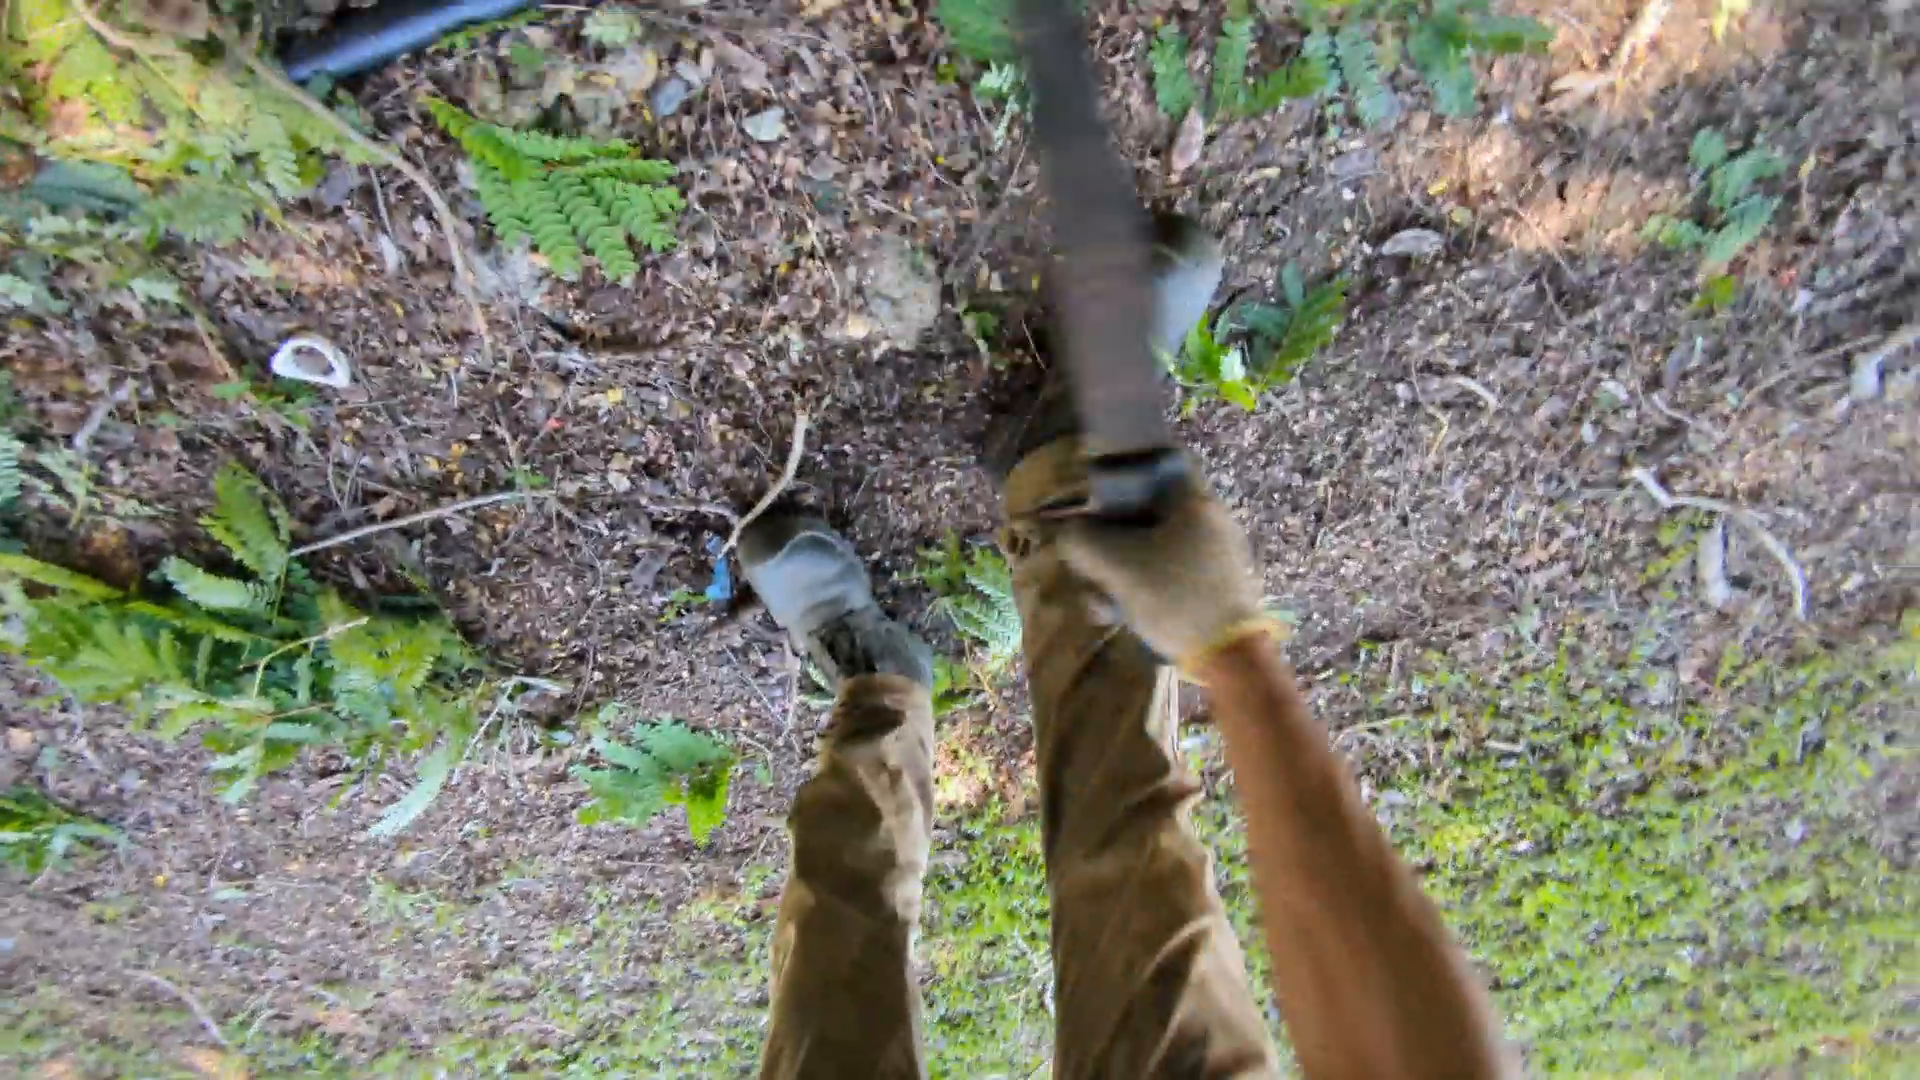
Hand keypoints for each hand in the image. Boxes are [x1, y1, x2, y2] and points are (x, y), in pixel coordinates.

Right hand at [1058, 477, 1267, 667]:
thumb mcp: (1116, 566)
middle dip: (1112, 534)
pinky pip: (1169, 572)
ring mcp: (1216, 554)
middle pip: (1150, 510)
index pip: (1159, 462)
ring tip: (1099, 597)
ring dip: (1122, 566)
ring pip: (1154, 546)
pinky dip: (1142, 585)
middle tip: (1089, 553)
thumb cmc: (1174, 597)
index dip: (1124, 471)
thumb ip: (1082, 541)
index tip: (1096, 492)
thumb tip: (1068, 533)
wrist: (1230, 657)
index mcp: (1194, 502)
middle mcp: (1210, 520)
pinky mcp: (1216, 585)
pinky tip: (1120, 612)